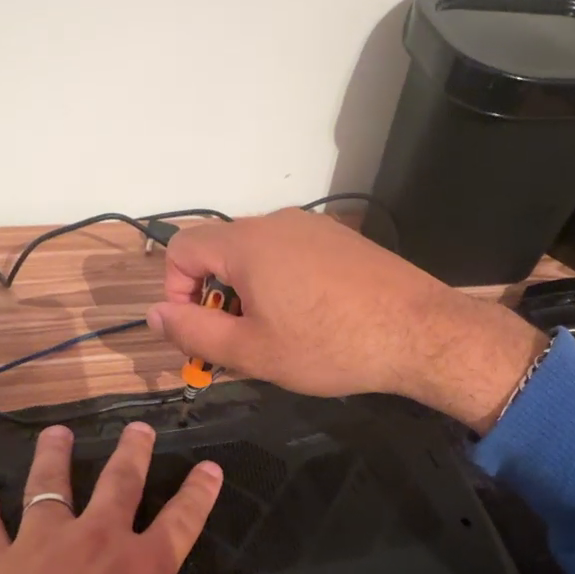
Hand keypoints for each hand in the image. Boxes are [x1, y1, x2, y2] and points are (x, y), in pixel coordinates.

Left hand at [0, 423, 271, 573]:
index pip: (183, 518)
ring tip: (57, 433)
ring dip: (56, 455)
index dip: (200, 491)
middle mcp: (93, 543)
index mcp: (143, 569)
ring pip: (49, 486)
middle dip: (133, 453)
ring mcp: (35, 549)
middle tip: (138, 429)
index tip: (209, 467)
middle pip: (118, 484)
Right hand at [146, 208, 547, 431]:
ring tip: (276, 338)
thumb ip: (193, 332)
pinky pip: (292, 257)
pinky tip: (311, 321)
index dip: (175, 291)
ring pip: (257, 257)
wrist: (420, 332)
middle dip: (215, 299)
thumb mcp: (251, 351)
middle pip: (220, 252)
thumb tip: (153, 314)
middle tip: (237, 345)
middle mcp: (276, 222)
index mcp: (247, 243)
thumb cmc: (329, 346)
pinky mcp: (341, 240)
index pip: (182, 248)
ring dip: (248, 295)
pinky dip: (282, 286)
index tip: (196, 333)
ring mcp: (313, 227)